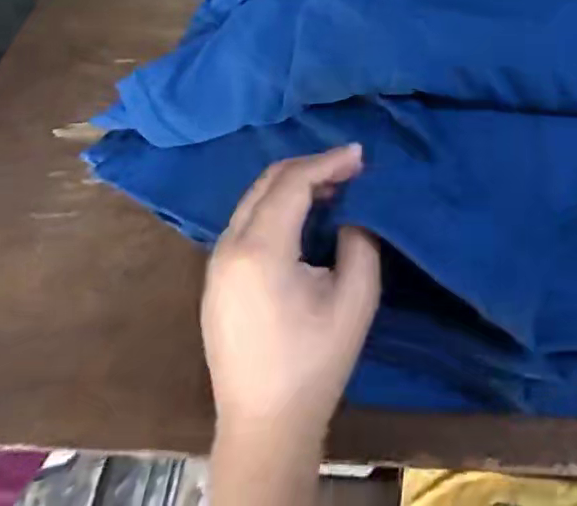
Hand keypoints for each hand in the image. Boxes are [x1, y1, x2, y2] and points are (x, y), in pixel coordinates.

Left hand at [202, 144, 380, 447]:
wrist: (266, 423)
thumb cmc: (316, 360)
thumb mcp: (356, 296)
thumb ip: (360, 239)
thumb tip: (352, 209)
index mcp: (259, 250)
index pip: (292, 182)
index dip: (328, 161)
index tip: (361, 154)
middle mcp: (228, 248)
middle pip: (267, 182)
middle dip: (310, 166)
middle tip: (350, 166)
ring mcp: (215, 264)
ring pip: (253, 200)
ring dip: (293, 184)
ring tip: (333, 186)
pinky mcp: (216, 279)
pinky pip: (246, 222)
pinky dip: (277, 206)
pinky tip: (305, 217)